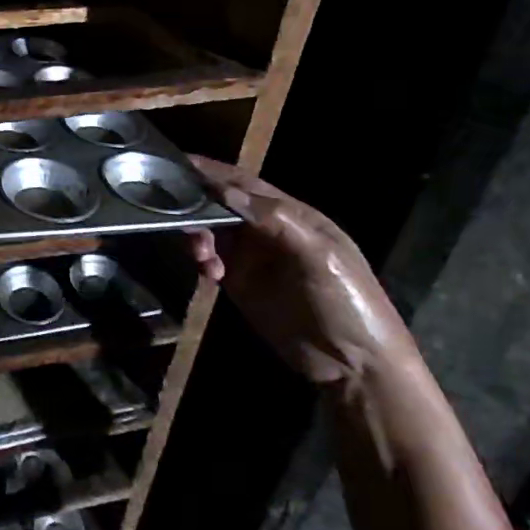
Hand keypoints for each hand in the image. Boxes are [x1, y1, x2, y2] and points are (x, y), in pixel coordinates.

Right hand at [184, 156, 416, 391]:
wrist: (354, 366)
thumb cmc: (347, 302)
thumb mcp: (320, 256)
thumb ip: (274, 219)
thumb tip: (224, 190)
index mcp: (290, 214)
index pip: (243, 183)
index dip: (211, 171)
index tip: (176, 163)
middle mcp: (267, 229)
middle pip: (220, 204)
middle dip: (197, 208)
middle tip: (179, 220)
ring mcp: (252, 256)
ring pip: (210, 231)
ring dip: (197, 237)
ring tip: (202, 258)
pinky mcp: (240, 283)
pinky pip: (210, 260)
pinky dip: (201, 261)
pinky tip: (210, 275)